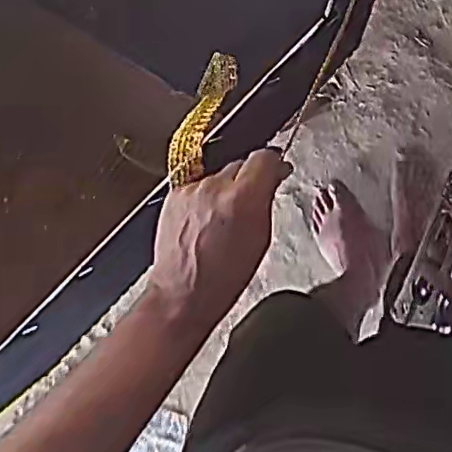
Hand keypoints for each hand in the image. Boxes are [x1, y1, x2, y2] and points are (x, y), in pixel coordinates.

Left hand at [147, 146, 291, 334]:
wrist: (182, 293)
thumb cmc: (223, 277)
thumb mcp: (261, 239)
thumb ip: (267, 200)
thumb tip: (274, 176)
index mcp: (243, 199)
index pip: (263, 157)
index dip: (273, 163)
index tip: (275, 169)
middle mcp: (215, 187)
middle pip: (240, 164)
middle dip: (248, 179)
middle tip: (248, 203)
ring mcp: (192, 189)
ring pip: (219, 175)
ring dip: (225, 189)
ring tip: (222, 219)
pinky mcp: (175, 193)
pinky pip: (198, 185)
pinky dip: (204, 197)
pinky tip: (204, 220)